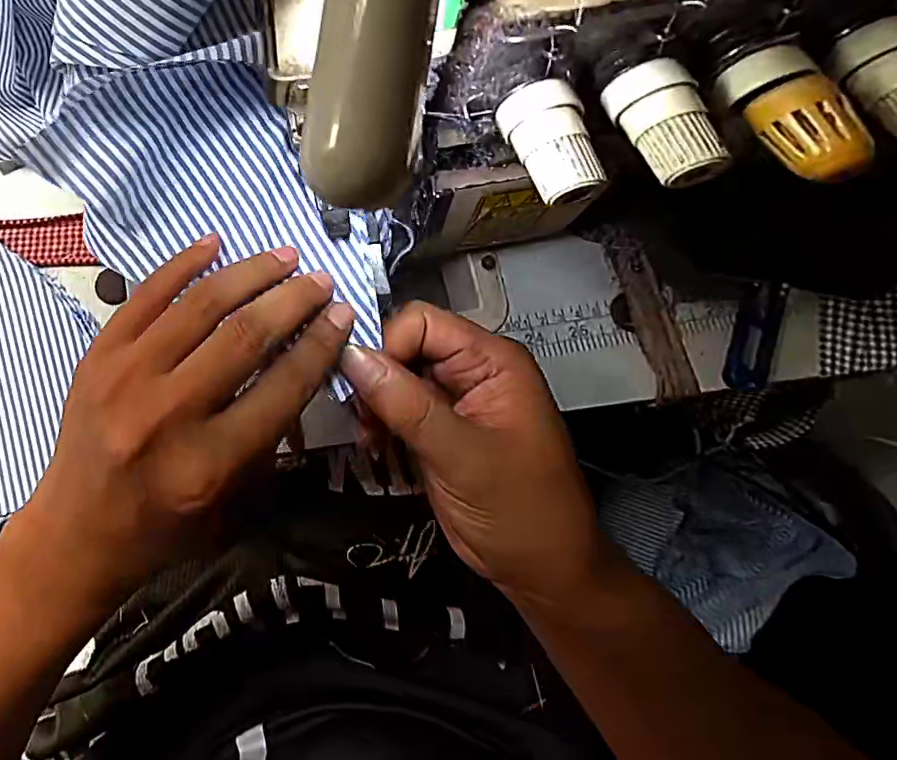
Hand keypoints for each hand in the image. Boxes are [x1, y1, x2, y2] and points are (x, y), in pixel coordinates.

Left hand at [12, 236, 353, 602]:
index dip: (320, 344)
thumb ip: (268, 432)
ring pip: (200, 305)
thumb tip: (301, 357)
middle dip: (293, 301)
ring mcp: (125, 376)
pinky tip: (215, 243)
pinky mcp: (98, 354)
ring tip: (284, 256)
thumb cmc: (161, 525)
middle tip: (320, 280)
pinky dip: (183, 263)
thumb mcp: (229, 499)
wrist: (74, 530)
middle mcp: (167, 413)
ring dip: (249, 273)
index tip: (341, 314)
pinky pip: (147, 294)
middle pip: (245, 337)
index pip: (281, 388)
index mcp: (206, 463)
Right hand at [340, 303, 608, 610]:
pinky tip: (374, 443)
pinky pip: (397, 403)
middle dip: (375, 376)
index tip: (362, 386)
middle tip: (359, 418)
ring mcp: (454, 397)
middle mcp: (471, 369)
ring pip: (394, 374)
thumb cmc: (519, 511)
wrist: (545, 573)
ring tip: (368, 436)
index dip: (387, 345)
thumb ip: (406, 404)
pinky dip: (379, 419)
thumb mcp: (462, 456)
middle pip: (404, 344)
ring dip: (373, 401)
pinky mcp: (438, 424)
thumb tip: (352, 357)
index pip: (422, 323)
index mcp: (491, 360)